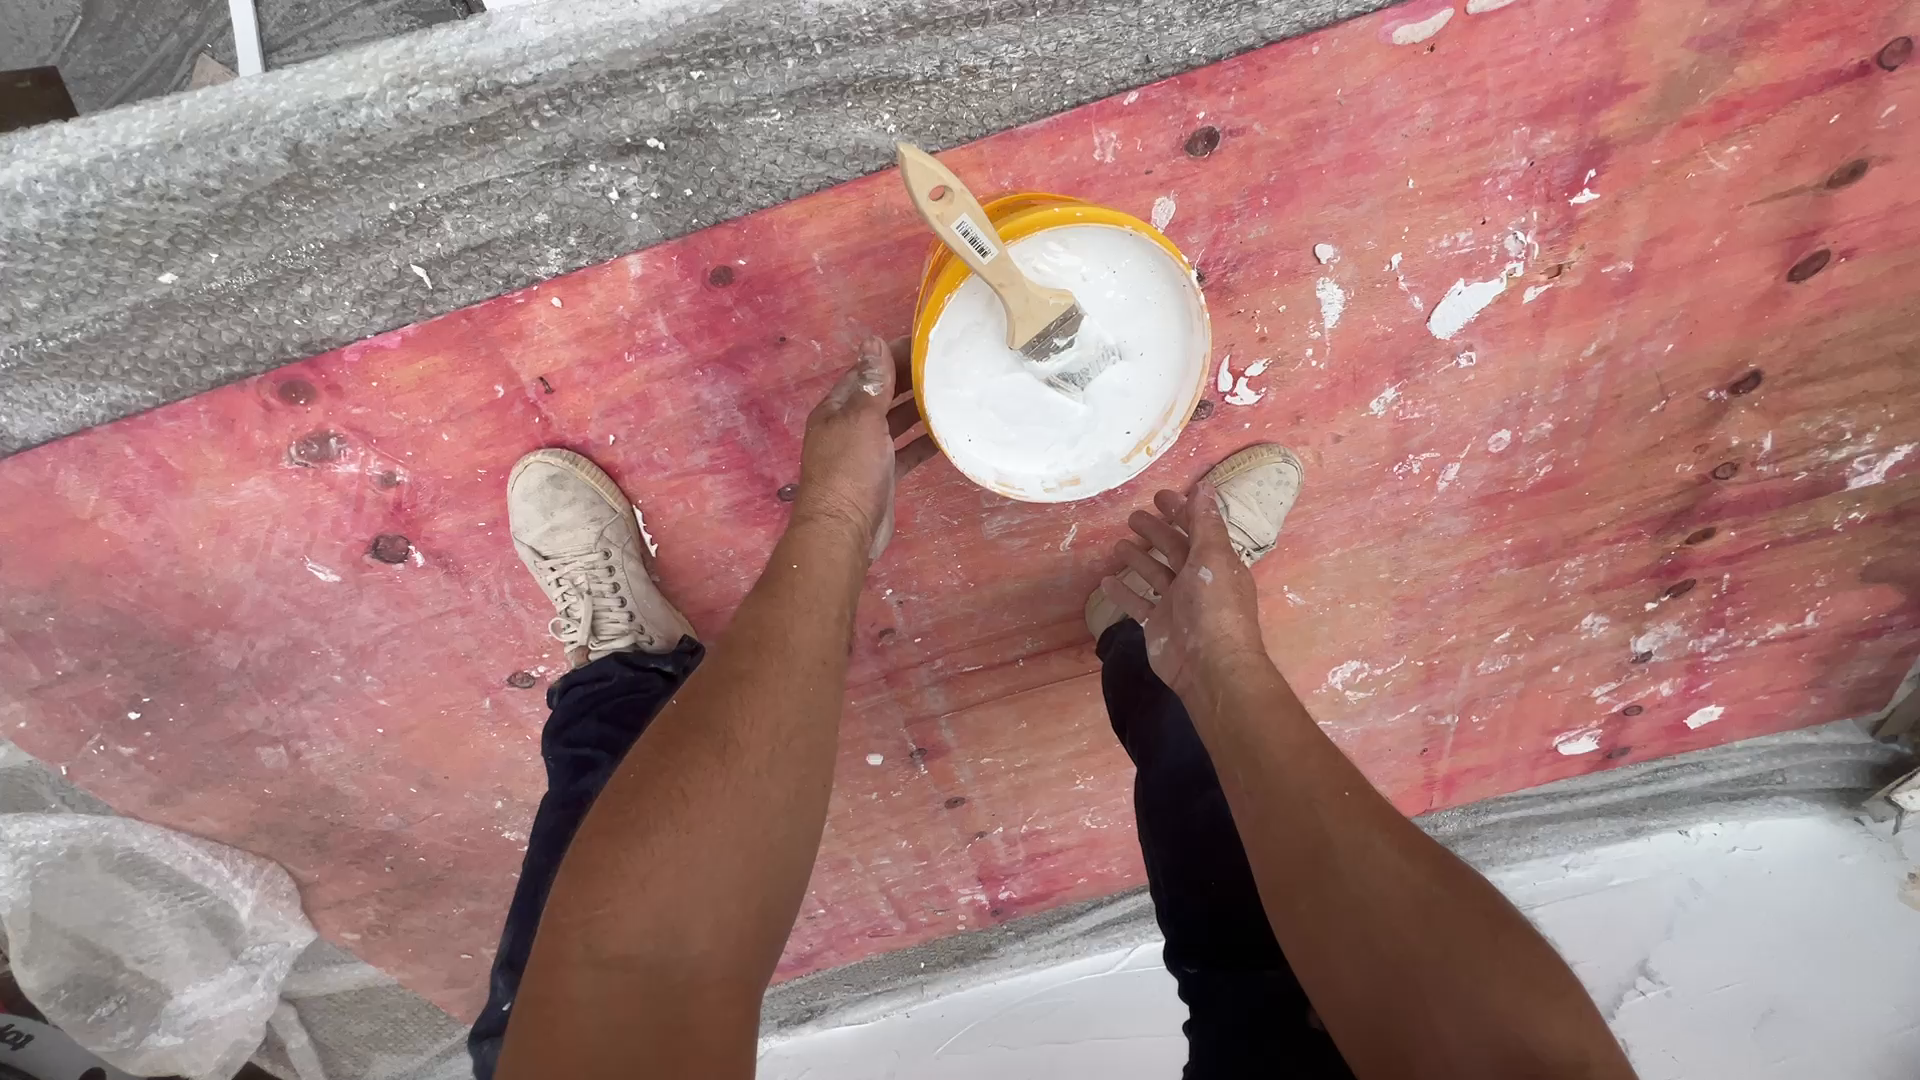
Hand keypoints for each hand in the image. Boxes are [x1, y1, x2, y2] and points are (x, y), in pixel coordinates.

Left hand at [793, 335, 938, 560]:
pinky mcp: (883, 476)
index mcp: (837, 409)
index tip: (925, 345)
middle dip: (909, 381)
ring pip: (896, 424)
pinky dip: (923, 443)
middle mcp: (850, 427)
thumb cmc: (850, 470)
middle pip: (882, 396)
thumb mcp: (861, 419)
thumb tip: (872, 339)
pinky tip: (947, 435)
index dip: (891, 356)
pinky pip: (906, 452)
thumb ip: (872, 382)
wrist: (845, 531)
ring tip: (951, 394)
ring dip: (919, 410)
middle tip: (946, 367)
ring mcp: (866, 453)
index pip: (867, 373)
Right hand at [1099, 482, 1266, 693]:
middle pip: (1173, 549)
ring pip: (1154, 574)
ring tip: (1117, 545)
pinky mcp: (1158, 625)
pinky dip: (1123, 592)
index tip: (1159, 496)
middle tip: (1132, 517)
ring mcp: (1176, 604)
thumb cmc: (1214, 607)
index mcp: (1215, 562)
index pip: (1197, 529)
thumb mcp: (1212, 557)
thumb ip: (1205, 523)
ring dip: (1137, 559)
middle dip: (1155, 531)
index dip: (1181, 511)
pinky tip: (1105, 582)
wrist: (1209, 665)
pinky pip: (1137, 603)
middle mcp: (1197, 580)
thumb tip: (1205, 486)